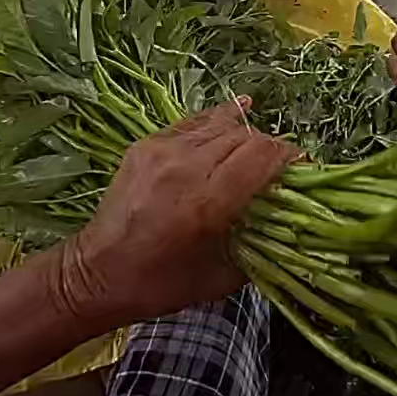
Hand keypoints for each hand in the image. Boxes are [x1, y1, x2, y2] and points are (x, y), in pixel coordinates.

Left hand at [58, 101, 295, 328]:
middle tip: (280, 165)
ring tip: (259, 146)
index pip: (262, 156)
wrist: (95, 274)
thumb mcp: (221, 279)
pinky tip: (239, 110)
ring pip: (222, 124)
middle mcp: (187, 167)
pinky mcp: (147, 144)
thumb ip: (262, 246)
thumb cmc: (160, 285)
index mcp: (207, 202)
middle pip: (246, 136)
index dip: (288, 155)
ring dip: (247, 133)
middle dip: (270, 146)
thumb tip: (290, 222)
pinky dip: (220, 119)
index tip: (302, 166)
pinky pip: (195, 123)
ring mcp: (163, 150)